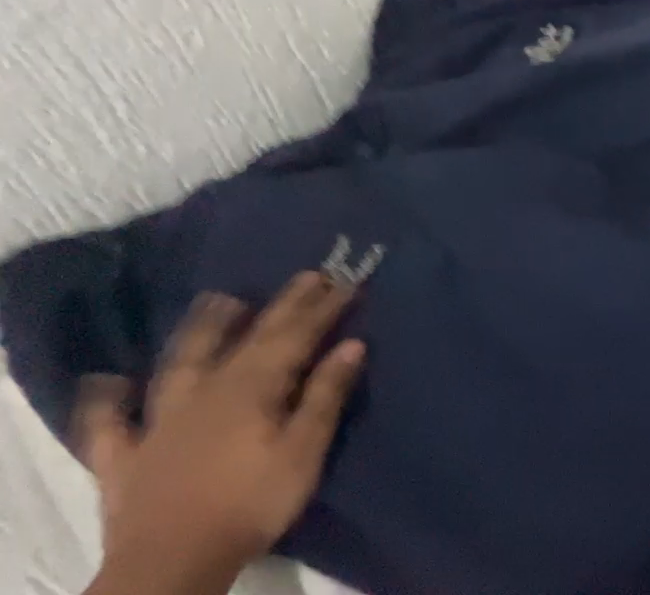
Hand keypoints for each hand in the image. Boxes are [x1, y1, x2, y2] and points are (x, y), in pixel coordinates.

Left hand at [78, 272, 366, 594]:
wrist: (170, 565)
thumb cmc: (252, 503)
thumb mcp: (304, 450)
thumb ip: (325, 395)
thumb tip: (351, 344)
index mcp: (252, 389)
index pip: (295, 337)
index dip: (324, 308)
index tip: (348, 280)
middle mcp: (205, 393)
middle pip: (248, 341)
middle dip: (283, 306)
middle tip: (309, 276)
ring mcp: (159, 423)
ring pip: (179, 366)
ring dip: (201, 331)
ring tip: (219, 300)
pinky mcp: (124, 458)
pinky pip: (109, 425)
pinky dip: (106, 402)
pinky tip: (106, 382)